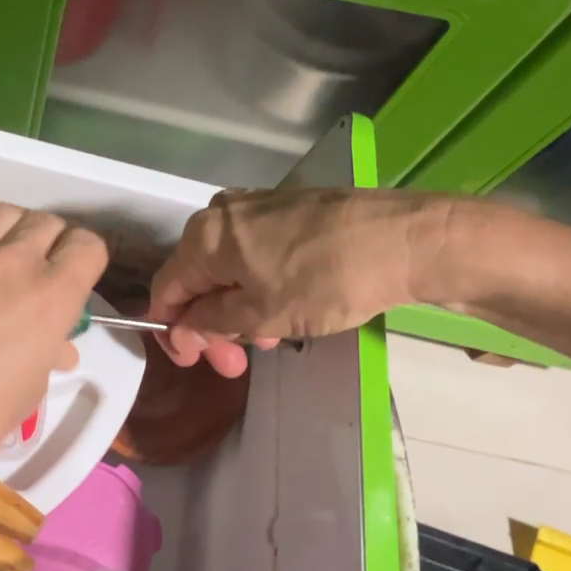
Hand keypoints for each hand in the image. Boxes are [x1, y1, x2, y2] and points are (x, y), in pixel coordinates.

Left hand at [0, 204, 107, 504]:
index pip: (88, 245)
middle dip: (53, 241)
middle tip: (44, 270)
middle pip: (47, 221)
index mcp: (51, 295)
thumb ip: (47, 353)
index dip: (87, 260)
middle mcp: (13, 261)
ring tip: (6, 259)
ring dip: (13, 231)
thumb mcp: (29, 391)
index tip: (77, 278)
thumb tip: (56, 346)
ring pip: (4, 213)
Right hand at [145, 187, 462, 374]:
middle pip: (197, 278)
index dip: (174, 331)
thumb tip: (181, 328)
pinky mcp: (287, 209)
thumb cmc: (324, 281)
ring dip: (239, 310)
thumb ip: (209, 323)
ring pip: (229, 269)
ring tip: (273, 338)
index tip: (196, 363)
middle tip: (238, 363)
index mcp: (203, 236)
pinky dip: (260, 286)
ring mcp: (256, 207)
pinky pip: (255, 254)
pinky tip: (287, 310)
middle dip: (212, 325)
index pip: (166, 290)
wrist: (404, 239)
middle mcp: (220, 213)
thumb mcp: (259, 315)